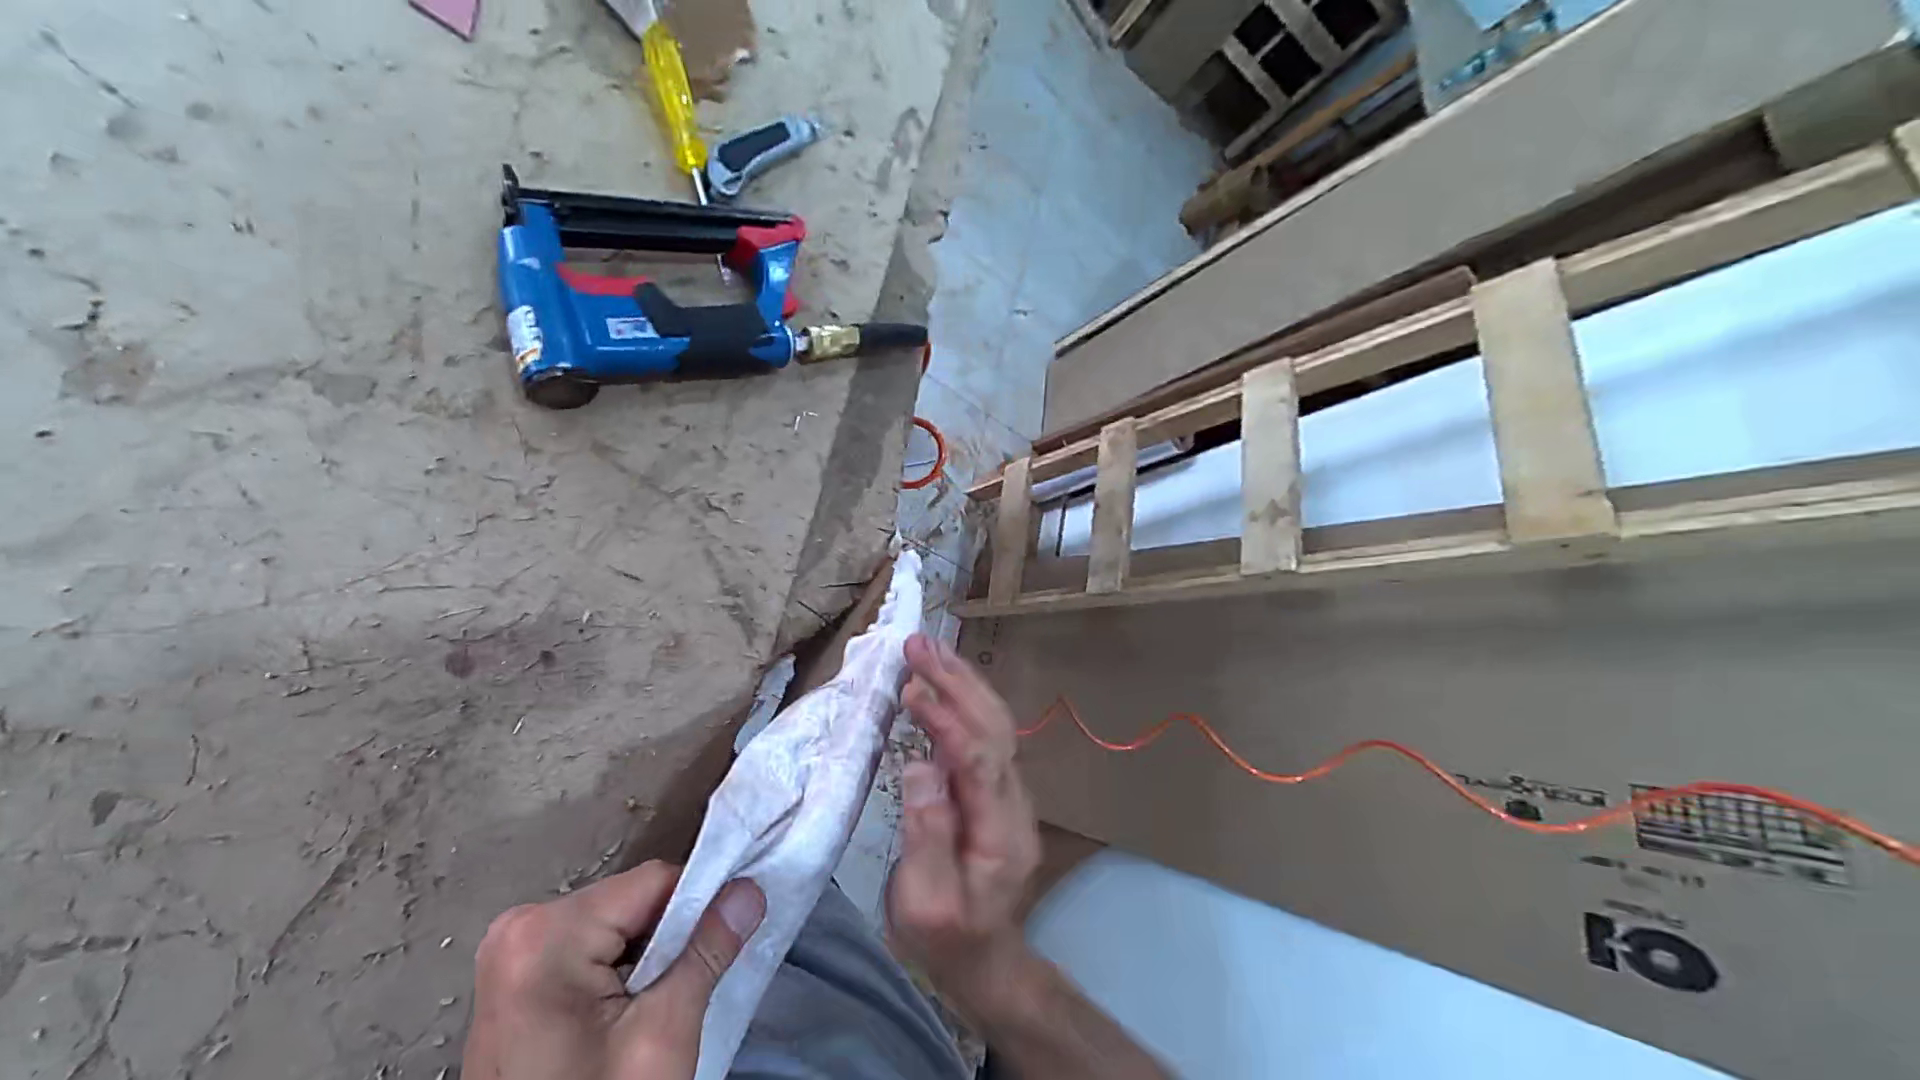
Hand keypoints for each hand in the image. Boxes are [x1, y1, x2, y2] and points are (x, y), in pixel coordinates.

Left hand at [463, 861, 764, 1079]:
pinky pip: (592, 942)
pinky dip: (620, 967)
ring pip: (619, 919)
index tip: (718, 944)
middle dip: (668, 937)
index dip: (698, 908)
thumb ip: (708, 951)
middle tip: (675, 993)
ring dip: (647, 954)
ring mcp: (511, 952)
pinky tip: (621, 1014)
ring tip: (646, 1010)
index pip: (655, 881)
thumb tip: (747, 892)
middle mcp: (520, 928)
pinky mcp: (514, 975)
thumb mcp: (661, 1036)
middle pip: (634, 899)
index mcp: (545, 933)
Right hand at [888, 633, 1042, 1010]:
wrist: (987, 958)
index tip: (912, 688)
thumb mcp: (925, 906)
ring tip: (929, 648)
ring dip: (963, 681)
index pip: (979, 760)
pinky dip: (963, 698)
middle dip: (957, 682)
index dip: (947, 721)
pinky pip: (985, 732)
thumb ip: (926, 836)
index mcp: (1001, 833)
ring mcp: (1010, 791)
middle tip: (918, 645)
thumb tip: (919, 766)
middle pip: (993, 728)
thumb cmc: (949, 939)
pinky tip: (942, 679)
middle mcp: (1014, 801)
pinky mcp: (996, 787)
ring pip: (995, 723)